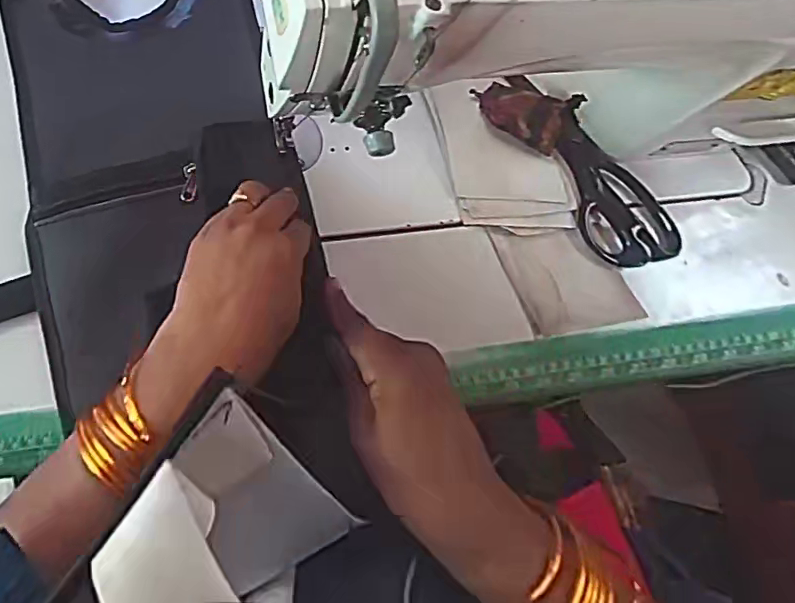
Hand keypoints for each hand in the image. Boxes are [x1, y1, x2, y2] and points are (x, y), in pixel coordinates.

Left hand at [136, 181, 310, 427]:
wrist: (207, 345)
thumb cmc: (247, 337)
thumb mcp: (292, 306)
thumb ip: (293, 272)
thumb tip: (290, 264)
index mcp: (286, 249)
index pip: (302, 227)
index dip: (300, 234)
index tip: (296, 238)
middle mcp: (258, 231)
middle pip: (280, 199)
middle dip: (286, 206)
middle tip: (286, 212)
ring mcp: (229, 228)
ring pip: (249, 192)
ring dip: (258, 201)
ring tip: (260, 207)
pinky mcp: (204, 232)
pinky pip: (222, 210)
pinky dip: (231, 214)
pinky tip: (233, 227)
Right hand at [327, 280, 552, 602]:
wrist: (468, 509)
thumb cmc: (418, 482)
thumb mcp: (362, 433)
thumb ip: (346, 381)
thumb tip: (334, 350)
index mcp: (395, 365)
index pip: (355, 324)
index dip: (336, 305)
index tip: (325, 285)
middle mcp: (418, 357)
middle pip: (370, 337)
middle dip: (349, 346)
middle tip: (329, 369)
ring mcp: (433, 366)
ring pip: (386, 350)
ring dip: (369, 361)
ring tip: (358, 400)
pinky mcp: (441, 378)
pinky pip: (403, 361)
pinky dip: (387, 370)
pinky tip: (381, 402)